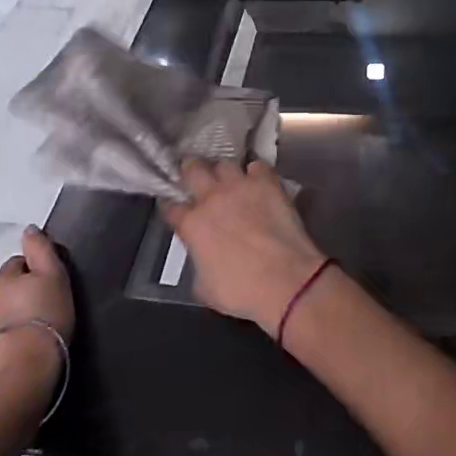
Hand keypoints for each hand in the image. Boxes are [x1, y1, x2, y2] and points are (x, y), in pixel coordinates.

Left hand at [0, 225, 73, 414]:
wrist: (17, 381)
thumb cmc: (44, 325)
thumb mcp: (55, 280)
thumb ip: (41, 251)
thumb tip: (28, 229)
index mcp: (1, 283)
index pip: (15, 268)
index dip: (29, 276)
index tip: (43, 290)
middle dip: (7, 306)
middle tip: (31, 323)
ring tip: (13, 352)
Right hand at [162, 159, 326, 338]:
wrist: (285, 281)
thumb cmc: (242, 291)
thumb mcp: (205, 289)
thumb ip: (197, 266)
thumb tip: (202, 259)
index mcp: (192, 224)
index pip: (170, 207)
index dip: (170, 206)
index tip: (172, 207)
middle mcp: (211, 198)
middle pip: (192, 170)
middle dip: (190, 171)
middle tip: (194, 176)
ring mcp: (239, 186)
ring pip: (224, 164)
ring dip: (224, 172)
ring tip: (229, 180)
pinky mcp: (267, 183)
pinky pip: (257, 167)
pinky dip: (256, 173)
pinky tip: (259, 181)